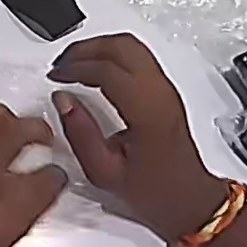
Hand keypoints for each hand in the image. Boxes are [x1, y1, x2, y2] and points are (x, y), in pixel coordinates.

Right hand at [48, 34, 229, 243]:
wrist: (189, 200)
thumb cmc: (154, 190)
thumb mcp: (105, 171)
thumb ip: (80, 133)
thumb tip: (63, 100)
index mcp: (148, 113)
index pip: (109, 71)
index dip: (76, 67)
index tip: (57, 76)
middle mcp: (161, 94)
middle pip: (122, 46)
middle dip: (86, 49)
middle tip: (63, 63)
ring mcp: (165, 89)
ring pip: (130, 45)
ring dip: (98, 48)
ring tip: (74, 64)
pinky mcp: (163, 89)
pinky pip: (136, 56)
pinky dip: (109, 54)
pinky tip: (92, 69)